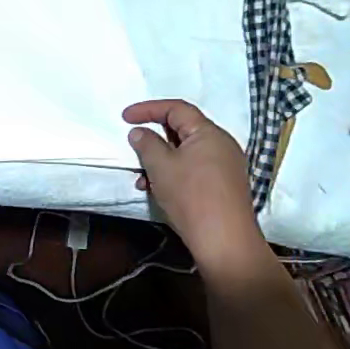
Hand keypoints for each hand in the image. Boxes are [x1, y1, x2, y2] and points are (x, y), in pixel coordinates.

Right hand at [123, 99, 265, 262]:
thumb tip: (139, 132)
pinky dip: (172, 172)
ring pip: (185, 151)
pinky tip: (157, 189)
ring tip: (142, 177)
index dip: (148, 109)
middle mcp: (221, 144)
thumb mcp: (160, 166)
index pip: (177, 109)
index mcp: (208, 133)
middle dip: (154, 137)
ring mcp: (225, 165)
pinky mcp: (223, 184)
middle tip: (134, 145)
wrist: (223, 239)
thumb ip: (146, 143)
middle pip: (182, 129)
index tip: (124, 117)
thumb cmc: (190, 195)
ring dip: (160, 159)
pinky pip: (193, 167)